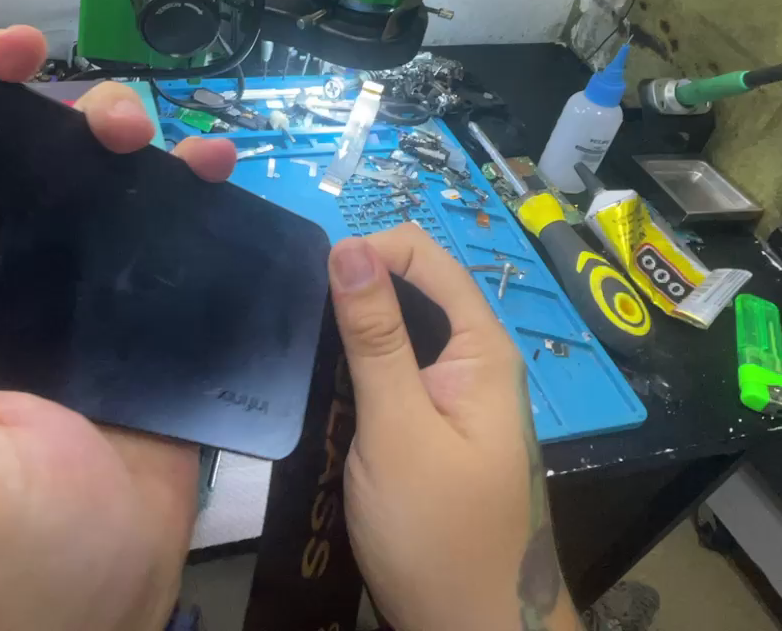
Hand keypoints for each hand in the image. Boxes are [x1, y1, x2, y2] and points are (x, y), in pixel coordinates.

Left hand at [0, 27, 238, 630]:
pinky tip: (206, 161)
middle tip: (25, 54)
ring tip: (132, 128)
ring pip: (53, 172)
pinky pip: (141, 218)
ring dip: (90, 126)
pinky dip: (174, 181)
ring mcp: (40, 285)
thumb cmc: (3, 562)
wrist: (118, 596)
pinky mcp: (112, 296)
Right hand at [328, 224, 579, 630]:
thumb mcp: (398, 428)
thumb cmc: (439, 535)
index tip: (314, 285)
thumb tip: (348, 246)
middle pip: (410, 286)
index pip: (424, 257)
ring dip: (350, 329)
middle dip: (356, 289)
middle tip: (301, 322)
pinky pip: (389, 368)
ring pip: (395, 327)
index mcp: (480, 347)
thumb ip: (375, 336)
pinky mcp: (427, 421)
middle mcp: (471, 358)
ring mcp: (450, 392)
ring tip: (303, 348)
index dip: (369, 253)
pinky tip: (322, 380)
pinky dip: (354, 364)